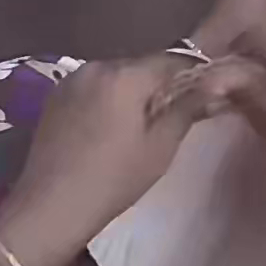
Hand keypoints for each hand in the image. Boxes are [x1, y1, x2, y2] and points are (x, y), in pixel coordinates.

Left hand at [0, 56, 251, 265]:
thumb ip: (187, 109)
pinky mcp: (55, 94)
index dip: (193, 72)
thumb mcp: (159, 148)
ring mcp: (72, 78)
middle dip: (160, 83)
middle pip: (141, 65)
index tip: (206, 90)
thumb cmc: (113, 180)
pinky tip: (108, 126)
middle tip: (174, 112)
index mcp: (125, 75)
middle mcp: (97, 65)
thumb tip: (215, 85)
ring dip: (131, 90)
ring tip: (139, 123)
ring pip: (116, 75)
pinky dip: (107, 97)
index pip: (171, 59)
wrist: (50, 206)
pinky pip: (93, 86)